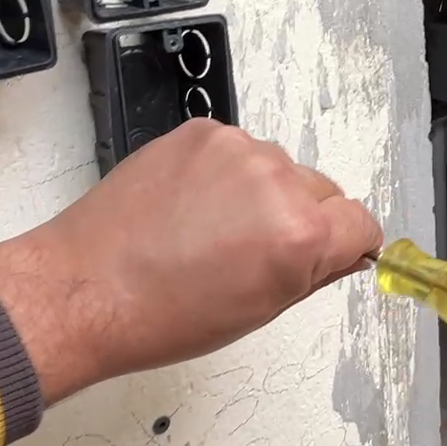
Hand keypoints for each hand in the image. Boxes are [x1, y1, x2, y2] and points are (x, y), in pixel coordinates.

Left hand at [0, 119, 381, 402]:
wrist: (84, 287)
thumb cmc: (161, 314)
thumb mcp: (259, 309)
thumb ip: (315, 272)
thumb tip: (345, 250)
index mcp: (298, 235)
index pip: (362, 222)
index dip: (350, 242)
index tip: (335, 249)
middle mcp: (276, 181)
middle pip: (323, 190)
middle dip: (303, 217)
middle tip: (256, 247)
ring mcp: (237, 149)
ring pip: (279, 168)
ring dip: (262, 192)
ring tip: (214, 226)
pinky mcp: (203, 132)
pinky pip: (239, 150)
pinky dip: (227, 172)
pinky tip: (194, 204)